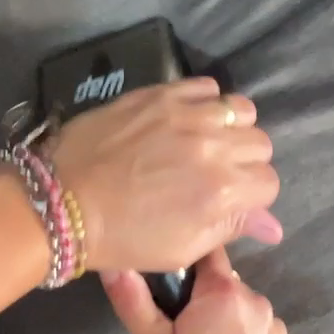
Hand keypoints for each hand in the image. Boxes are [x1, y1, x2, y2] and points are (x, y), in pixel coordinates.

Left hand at [48, 78, 282, 273]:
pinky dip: (205, 100)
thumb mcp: (182, 248)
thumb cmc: (121, 237)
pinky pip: (205, 85)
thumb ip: (231, 228)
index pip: (269, 183)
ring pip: (240, 108)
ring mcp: (187, 114)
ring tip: (206, 140)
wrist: (60, 202)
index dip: (252, 196)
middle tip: (216, 172)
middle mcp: (214, 146)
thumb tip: (273, 226)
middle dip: (245, 161)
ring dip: (231, 126)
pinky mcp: (160, 94)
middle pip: (259, 144)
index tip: (231, 200)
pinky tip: (187, 117)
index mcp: (223, 191)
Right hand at [102, 251, 305, 333]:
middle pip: (220, 284)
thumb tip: (112, 262)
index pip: (204, 251)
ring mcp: (276, 331)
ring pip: (237, 313)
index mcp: (224, 293)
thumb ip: (134, 303)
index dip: (181, 260)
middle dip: (196, 301)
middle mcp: (257, 302)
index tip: (161, 280)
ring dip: (219, 325)